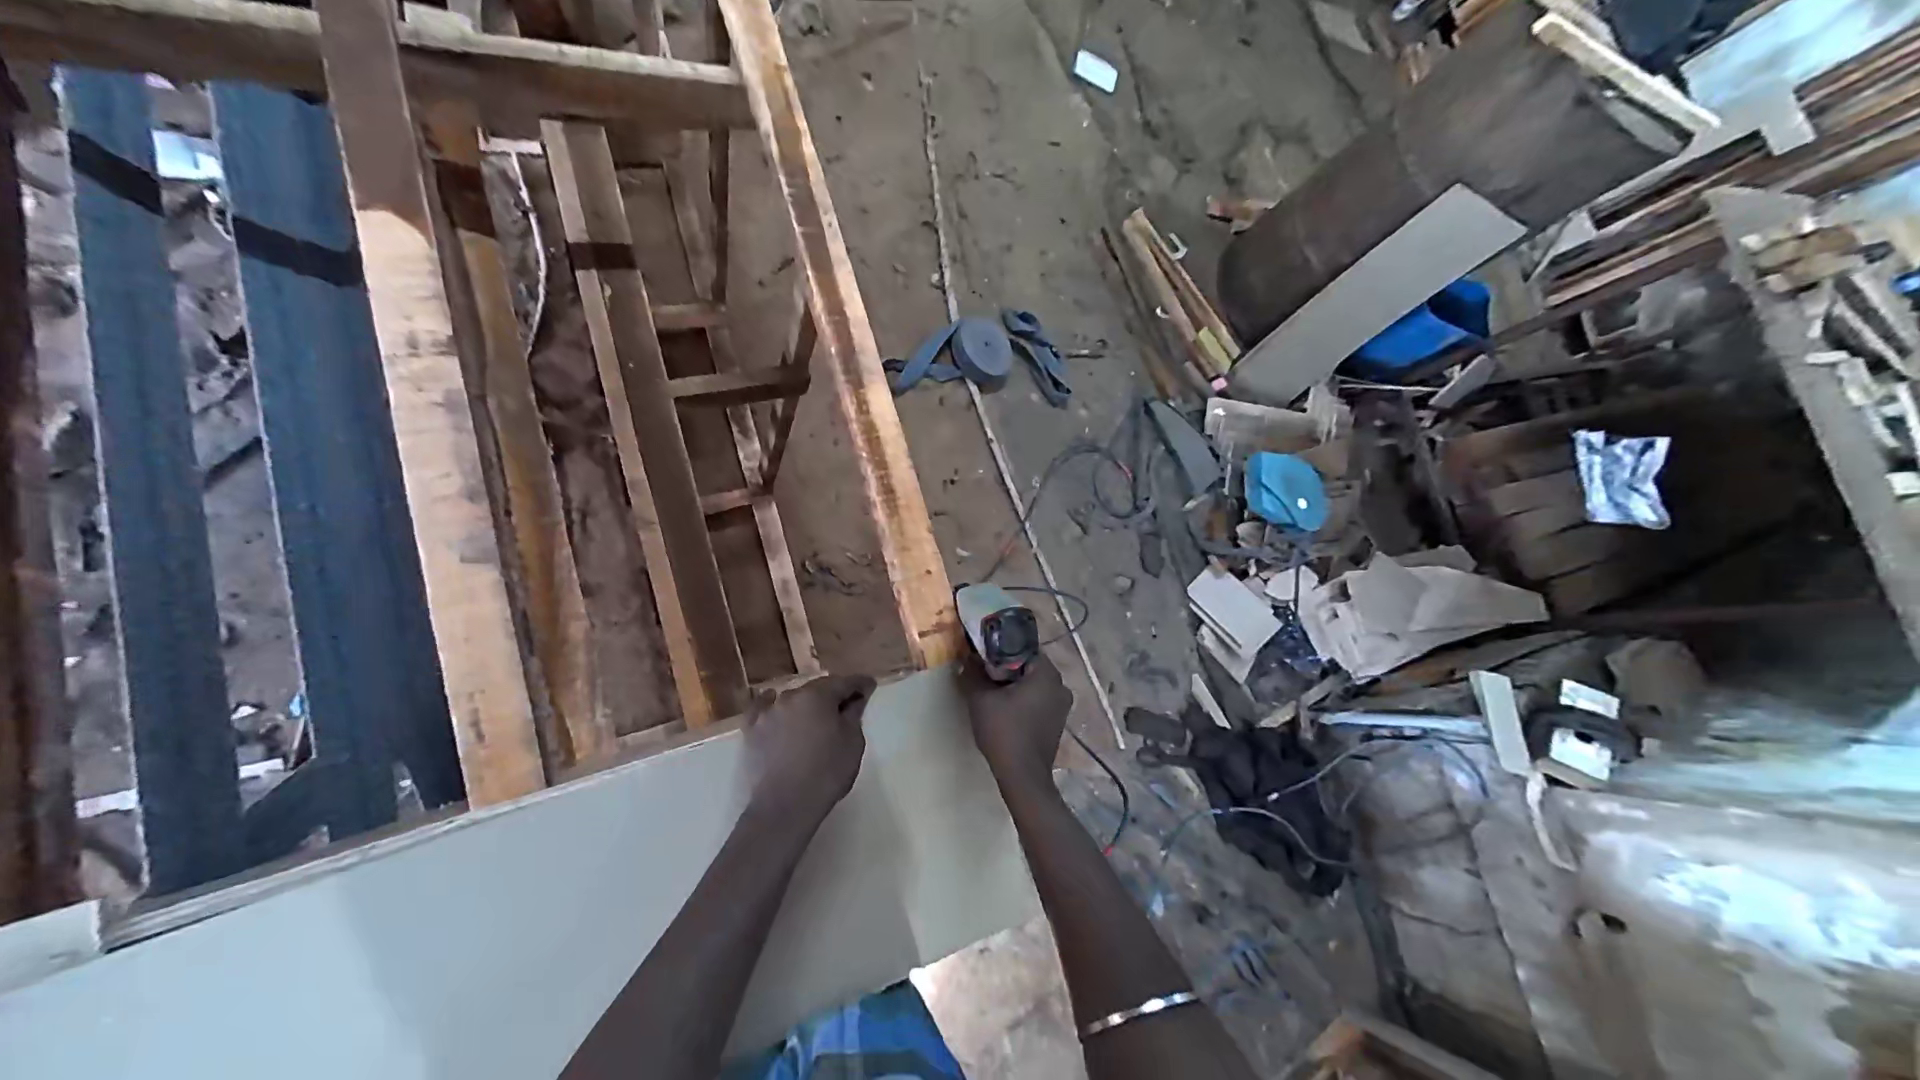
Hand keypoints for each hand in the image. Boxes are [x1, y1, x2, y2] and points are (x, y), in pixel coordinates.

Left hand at [743, 673, 875, 824]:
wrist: (784, 806)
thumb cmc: (826, 773)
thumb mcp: (852, 743)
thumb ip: (854, 715)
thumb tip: (855, 699)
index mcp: (818, 696)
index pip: (843, 682)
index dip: (859, 684)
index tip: (869, 686)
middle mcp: (790, 697)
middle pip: (817, 689)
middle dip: (832, 695)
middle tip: (846, 705)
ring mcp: (767, 712)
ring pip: (792, 700)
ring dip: (806, 703)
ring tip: (815, 716)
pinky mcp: (750, 730)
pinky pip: (762, 708)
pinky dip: (771, 704)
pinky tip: (773, 703)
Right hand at [959, 650, 1071, 792]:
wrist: (1023, 776)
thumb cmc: (1004, 732)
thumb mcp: (980, 699)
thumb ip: (972, 674)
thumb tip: (967, 660)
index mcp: (1047, 674)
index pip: (1023, 648)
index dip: (1000, 650)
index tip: (982, 659)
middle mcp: (1061, 686)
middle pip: (1029, 666)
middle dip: (1006, 669)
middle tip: (983, 675)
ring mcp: (1062, 706)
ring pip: (1034, 685)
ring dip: (1014, 686)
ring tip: (991, 694)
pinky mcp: (1057, 722)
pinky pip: (1038, 701)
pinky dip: (1023, 701)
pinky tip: (1005, 711)